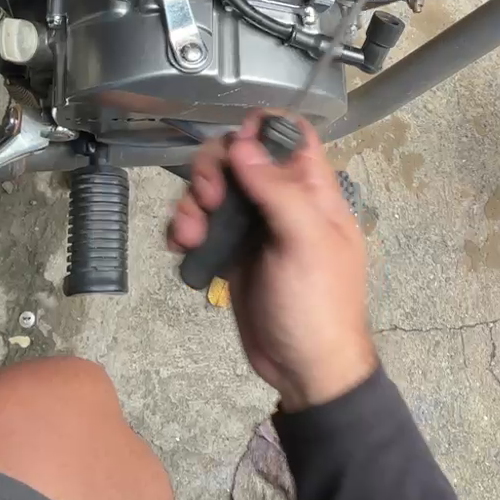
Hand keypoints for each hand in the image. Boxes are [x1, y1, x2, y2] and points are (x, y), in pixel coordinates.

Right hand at [169, 112, 376, 410]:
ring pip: (215, 187)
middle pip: (240, 155)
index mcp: (312, 189)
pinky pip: (202, 223)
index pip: (291, 135)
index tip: (236, 145)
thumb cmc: (317, 303)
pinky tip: (181, 247)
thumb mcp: (306, 242)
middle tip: (210, 199)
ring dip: (193, 202)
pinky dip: (186, 228)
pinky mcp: (231, 251)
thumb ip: (278, 190)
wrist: (304, 370)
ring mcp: (254, 225)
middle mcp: (282, 198)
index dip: (263, 128)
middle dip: (215, 169)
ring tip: (188, 235)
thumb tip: (243, 141)